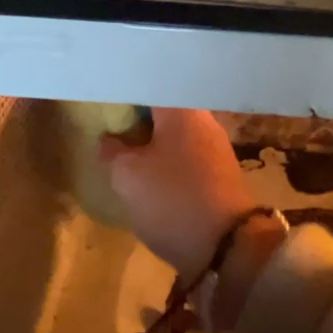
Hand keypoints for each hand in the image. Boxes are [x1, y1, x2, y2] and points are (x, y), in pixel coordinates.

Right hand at [98, 106, 257, 277]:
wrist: (227, 247)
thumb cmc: (173, 199)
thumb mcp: (128, 175)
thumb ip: (112, 150)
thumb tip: (108, 140)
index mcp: (181, 109)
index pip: (149, 85)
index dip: (125, 92)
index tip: (105, 102)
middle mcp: (203, 119)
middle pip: (164, 109)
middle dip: (138, 118)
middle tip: (111, 128)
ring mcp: (215, 146)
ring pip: (176, 133)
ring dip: (152, 141)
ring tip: (126, 153)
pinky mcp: (220, 173)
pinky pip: (186, 155)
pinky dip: (167, 160)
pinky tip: (152, 175)